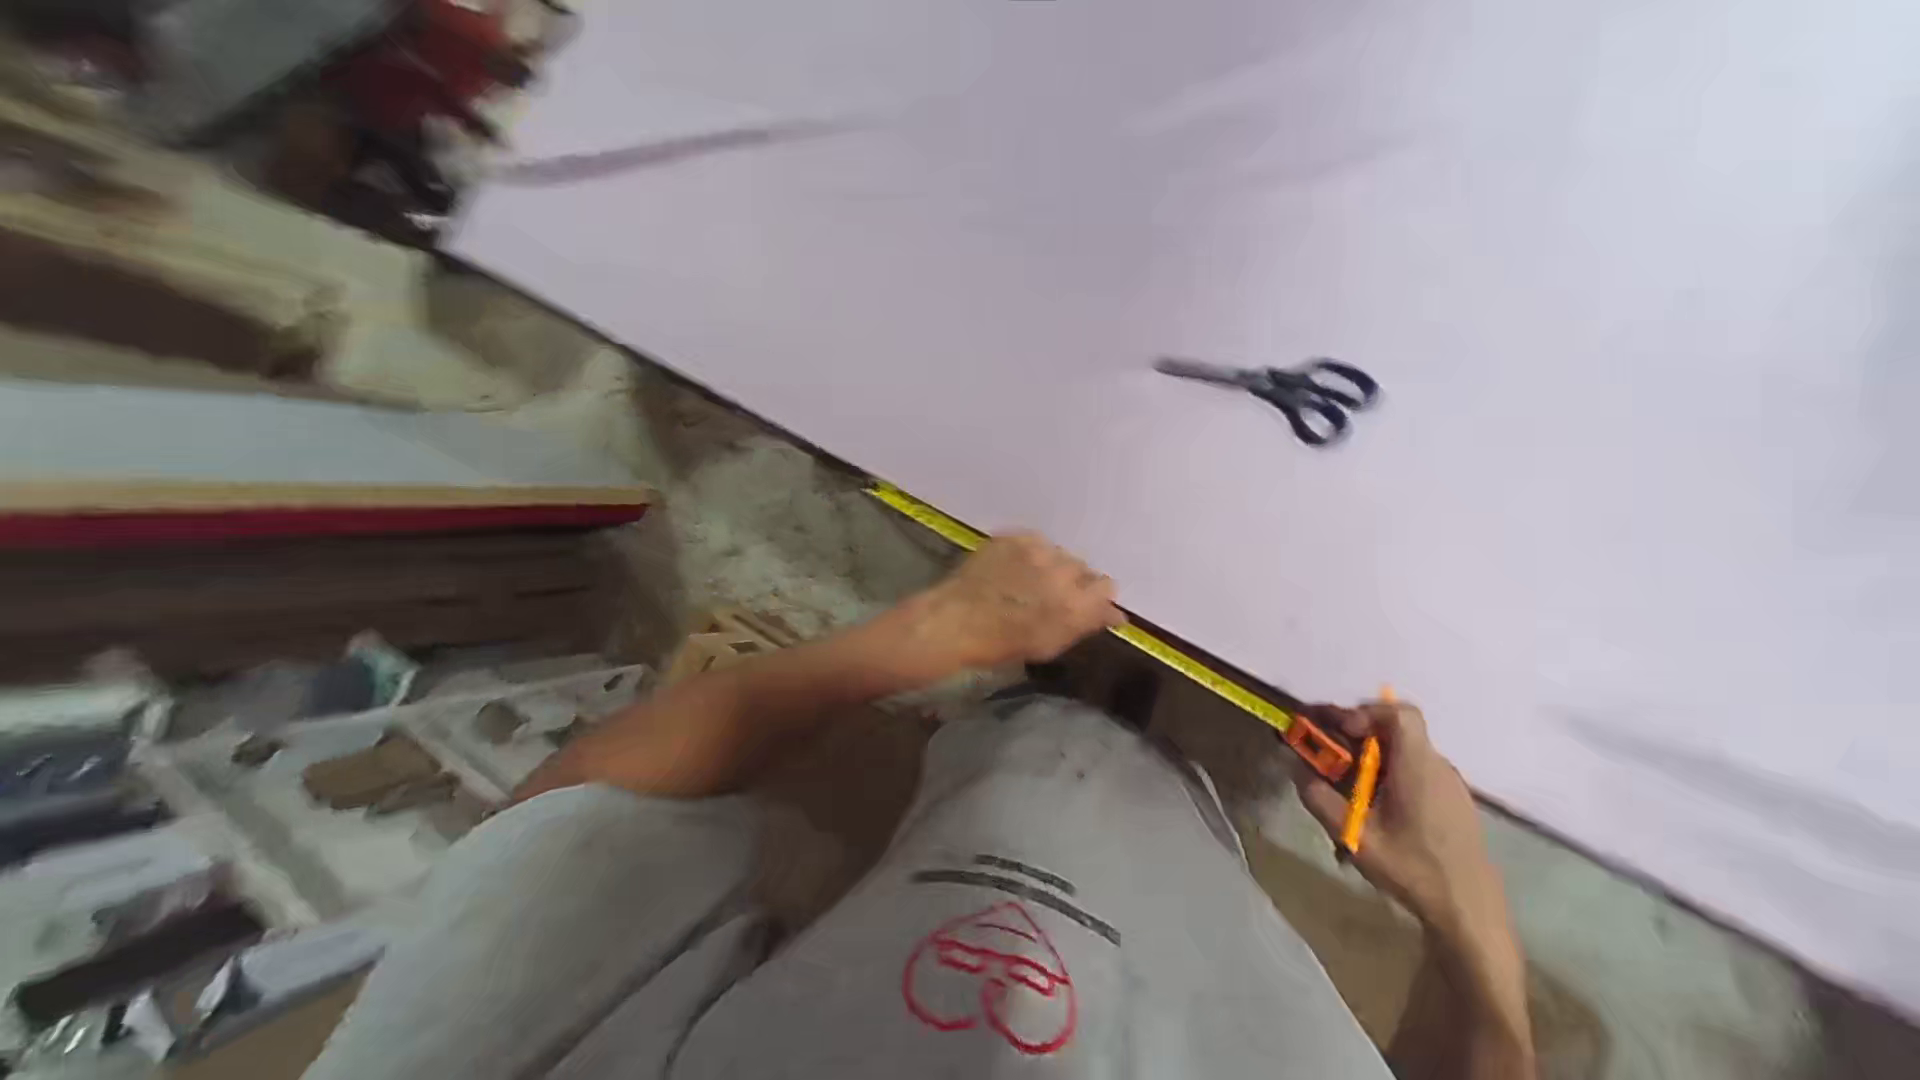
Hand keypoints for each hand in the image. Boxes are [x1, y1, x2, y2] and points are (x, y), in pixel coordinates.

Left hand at [905, 532, 1124, 671]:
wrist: (957, 621)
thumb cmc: (1003, 644)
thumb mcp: (1051, 644)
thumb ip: (1087, 624)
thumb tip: (1115, 614)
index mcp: (1076, 603)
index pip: (1107, 586)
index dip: (1096, 595)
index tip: (1084, 603)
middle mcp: (1062, 571)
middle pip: (1081, 568)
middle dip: (1072, 580)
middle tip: (1050, 594)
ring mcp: (1036, 550)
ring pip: (1057, 553)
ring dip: (1050, 565)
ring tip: (1028, 580)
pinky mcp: (1014, 537)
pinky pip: (1033, 541)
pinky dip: (1028, 554)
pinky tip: (1013, 568)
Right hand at [1296, 700, 1514, 962]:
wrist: (1470, 914)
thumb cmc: (1412, 868)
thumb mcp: (1353, 834)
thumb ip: (1317, 796)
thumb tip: (1293, 765)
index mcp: (1418, 766)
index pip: (1399, 713)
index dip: (1364, 712)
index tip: (1339, 732)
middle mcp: (1438, 767)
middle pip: (1394, 731)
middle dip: (1354, 738)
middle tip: (1325, 756)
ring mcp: (1450, 786)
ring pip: (1402, 754)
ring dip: (1369, 760)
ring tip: (1344, 789)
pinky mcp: (1453, 804)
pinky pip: (1414, 773)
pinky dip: (1387, 777)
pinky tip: (1373, 810)